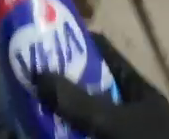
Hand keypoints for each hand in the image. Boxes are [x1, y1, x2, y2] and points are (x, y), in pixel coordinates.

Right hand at [35, 35, 168, 138]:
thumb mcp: (112, 123)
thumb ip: (76, 101)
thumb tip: (35, 73)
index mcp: (139, 90)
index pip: (104, 52)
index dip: (73, 40)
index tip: (40, 37)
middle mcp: (132, 110)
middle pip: (91, 85)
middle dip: (61, 79)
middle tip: (29, 73)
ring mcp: (124, 134)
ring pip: (87, 115)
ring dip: (62, 110)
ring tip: (31, 102)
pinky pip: (85, 134)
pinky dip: (67, 132)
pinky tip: (47, 130)